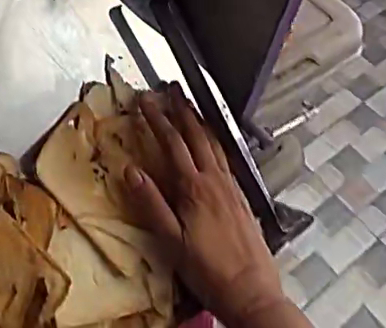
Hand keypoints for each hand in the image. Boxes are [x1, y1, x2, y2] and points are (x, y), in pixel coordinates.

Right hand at [124, 91, 307, 327]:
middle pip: (196, 134)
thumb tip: (131, 171)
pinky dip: (215, 141)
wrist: (254, 297)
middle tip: (172, 88)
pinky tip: (213, 144)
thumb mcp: (171, 242)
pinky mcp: (242, 199)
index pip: (172, 142)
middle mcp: (215, 181)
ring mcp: (232, 188)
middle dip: (182, 108)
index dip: (157, 118)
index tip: (145, 100)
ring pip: (214, 143)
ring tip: (191, 106)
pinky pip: (226, 158)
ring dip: (200, 121)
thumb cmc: (210, 272)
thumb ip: (151, 204)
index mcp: (194, 187)